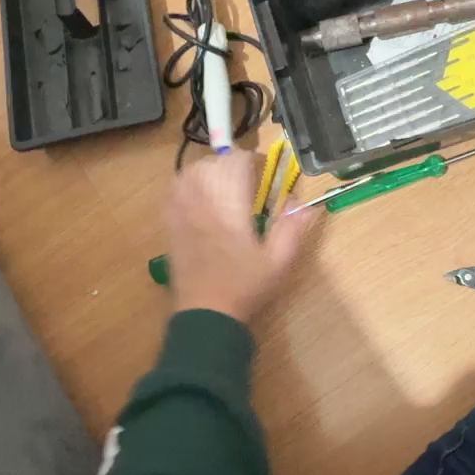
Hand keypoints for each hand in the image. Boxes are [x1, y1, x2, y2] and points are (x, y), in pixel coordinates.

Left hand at [166, 151, 317, 322]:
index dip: (253, 163)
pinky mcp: (168, 222)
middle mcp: (201, 200)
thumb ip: (292, 227)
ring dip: (209, 173)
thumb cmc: (245, 287)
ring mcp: (180, 210)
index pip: (236, 160)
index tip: (263, 178)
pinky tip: (200, 201)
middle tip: (246, 186)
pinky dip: (188, 185)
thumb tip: (306, 203)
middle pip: (212, 161)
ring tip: (223, 190)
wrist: (205, 314)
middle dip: (231, 167)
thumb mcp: (278, 260)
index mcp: (229, 204)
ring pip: (190, 171)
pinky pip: (174, 188)